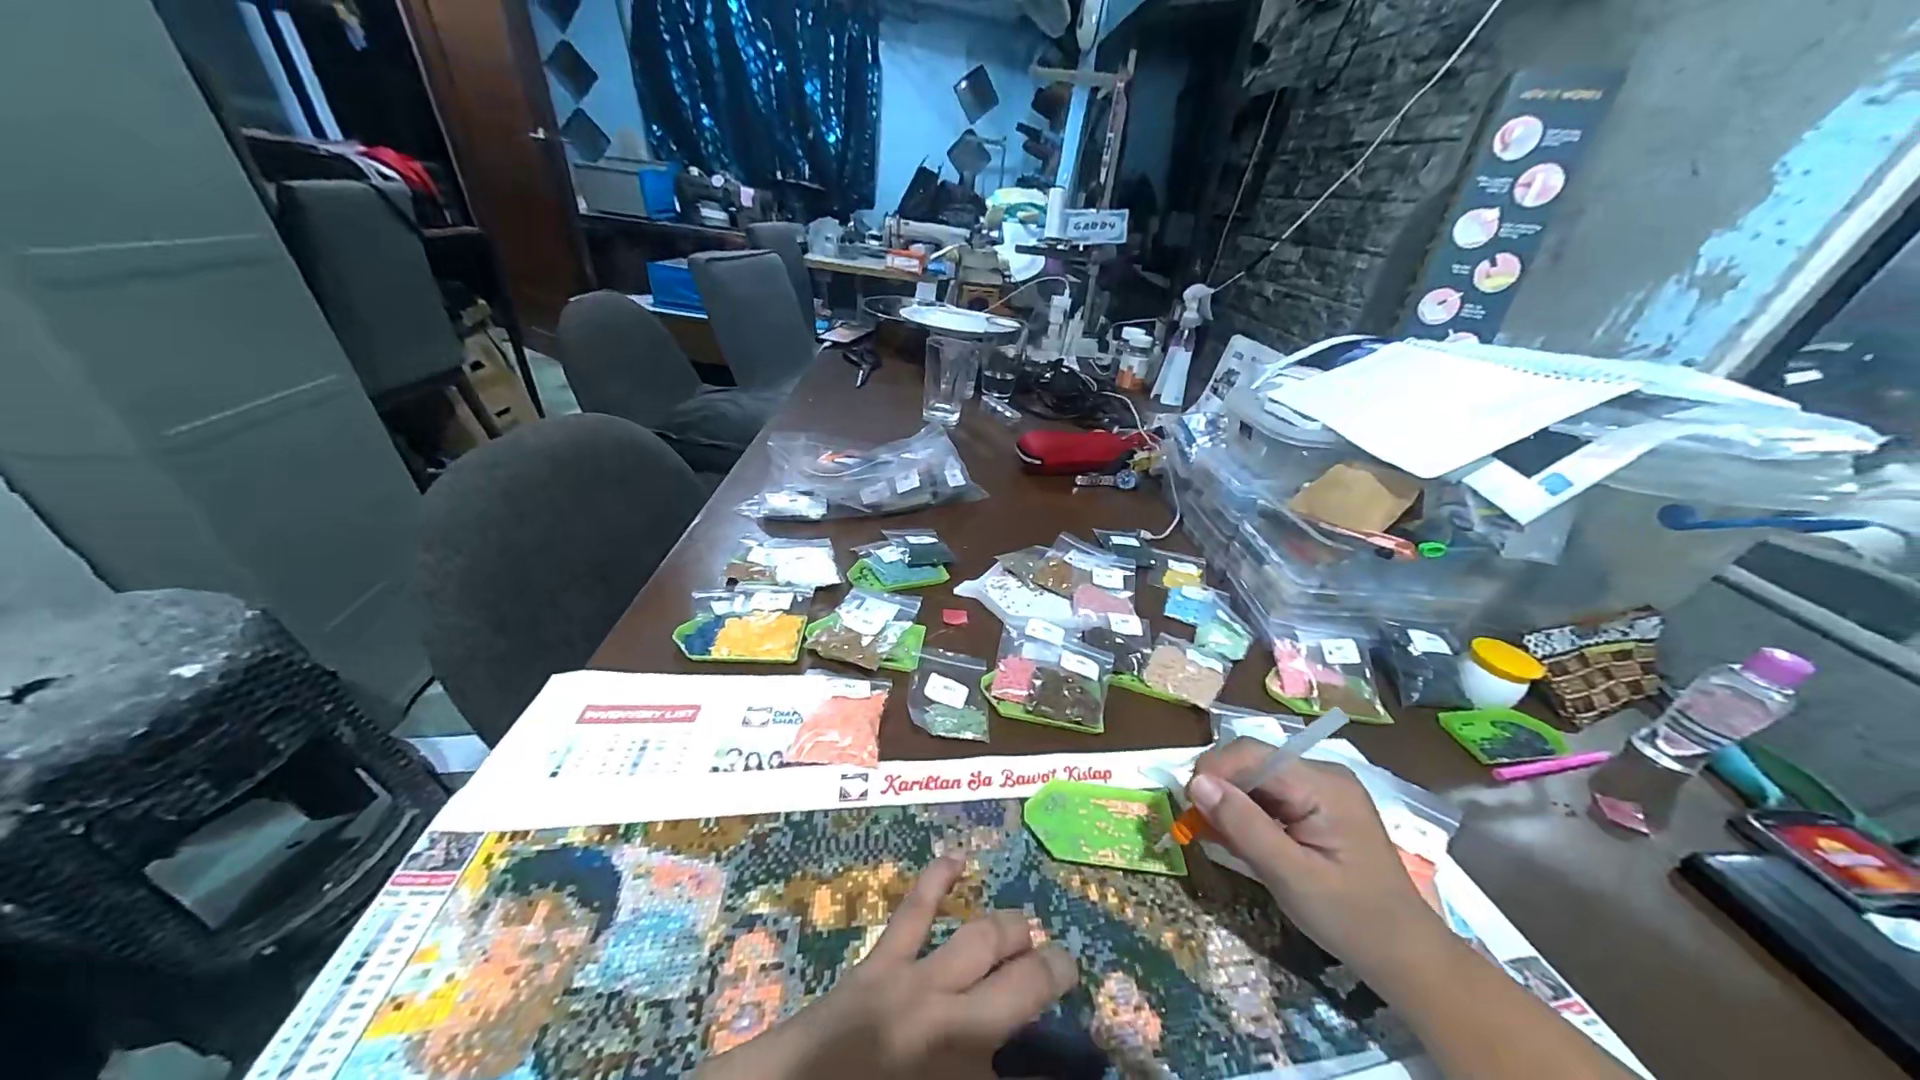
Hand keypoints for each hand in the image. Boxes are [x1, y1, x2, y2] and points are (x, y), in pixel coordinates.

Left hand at [694, 855, 1077, 1079]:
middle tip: (1060, 966)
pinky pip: (914, 912)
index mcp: (967, 1066)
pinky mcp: (882, 960)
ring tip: (1026, 929)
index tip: (1073, 1048)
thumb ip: (981, 1074)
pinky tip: (954, 859)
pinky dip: (936, 881)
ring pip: (981, 939)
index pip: (1035, 1061)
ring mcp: (916, 982)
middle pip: (1022, 982)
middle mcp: (953, 1020)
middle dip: (1048, 969)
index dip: (1061, 1056)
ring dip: (1010, 930)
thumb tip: (1004, 1060)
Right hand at [1186, 738, 1443, 980]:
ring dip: (1231, 803)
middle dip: (1219, 788)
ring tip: (1219, 838)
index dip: (1213, 772)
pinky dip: (1247, 813)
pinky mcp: (1317, 805)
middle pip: (1252, 761)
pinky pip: (1269, 794)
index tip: (1188, 808)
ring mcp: (1321, 788)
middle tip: (1200, 827)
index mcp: (1323, 784)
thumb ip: (1243, 826)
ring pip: (1256, 778)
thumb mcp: (1290, 876)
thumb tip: (1195, 783)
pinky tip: (1242, 840)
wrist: (1404, 955)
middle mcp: (1322, 774)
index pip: (1252, 754)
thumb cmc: (1350, 918)